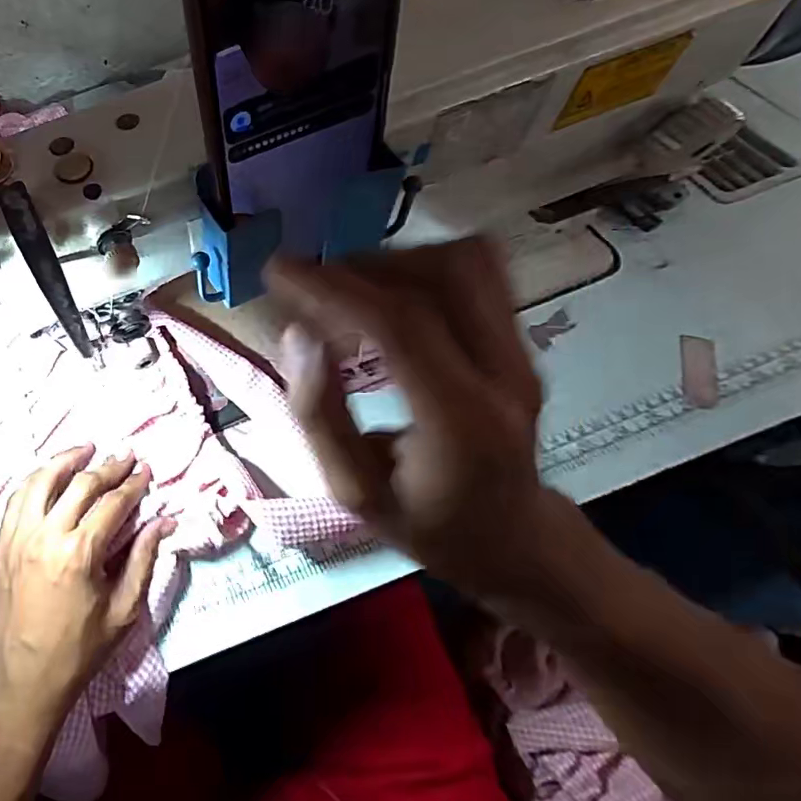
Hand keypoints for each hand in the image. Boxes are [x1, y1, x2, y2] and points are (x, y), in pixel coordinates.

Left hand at [0, 447, 172, 736]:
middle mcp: (44, 536)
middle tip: (127, 456)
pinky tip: (51, 475)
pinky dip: (36, 480)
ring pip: (41, 481)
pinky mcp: (0, 546)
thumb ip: (144, 559)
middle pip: (80, 484)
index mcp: (78, 553)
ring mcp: (16, 538)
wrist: (19, 684)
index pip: (112, 503)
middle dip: (108, 466)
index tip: (147, 471)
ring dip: (66, 460)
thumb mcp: (123, 611)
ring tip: (86, 449)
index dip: (133, 484)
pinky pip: (17, 499)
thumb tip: (164, 522)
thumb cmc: (77, 652)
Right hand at [265, 238, 558, 597]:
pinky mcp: (521, 340)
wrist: (513, 537)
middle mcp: (504, 373)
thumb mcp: (356, 494)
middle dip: (365, 267)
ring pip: (463, 262)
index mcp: (461, 421)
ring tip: (348, 291)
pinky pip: (476, 273)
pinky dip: (423, 268)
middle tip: (315, 286)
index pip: (400, 325)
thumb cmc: (428, 525)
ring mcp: (522, 352)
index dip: (334, 289)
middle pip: (440, 275)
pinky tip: (389, 295)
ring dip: (395, 262)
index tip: (278, 270)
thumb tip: (297, 336)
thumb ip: (321, 418)